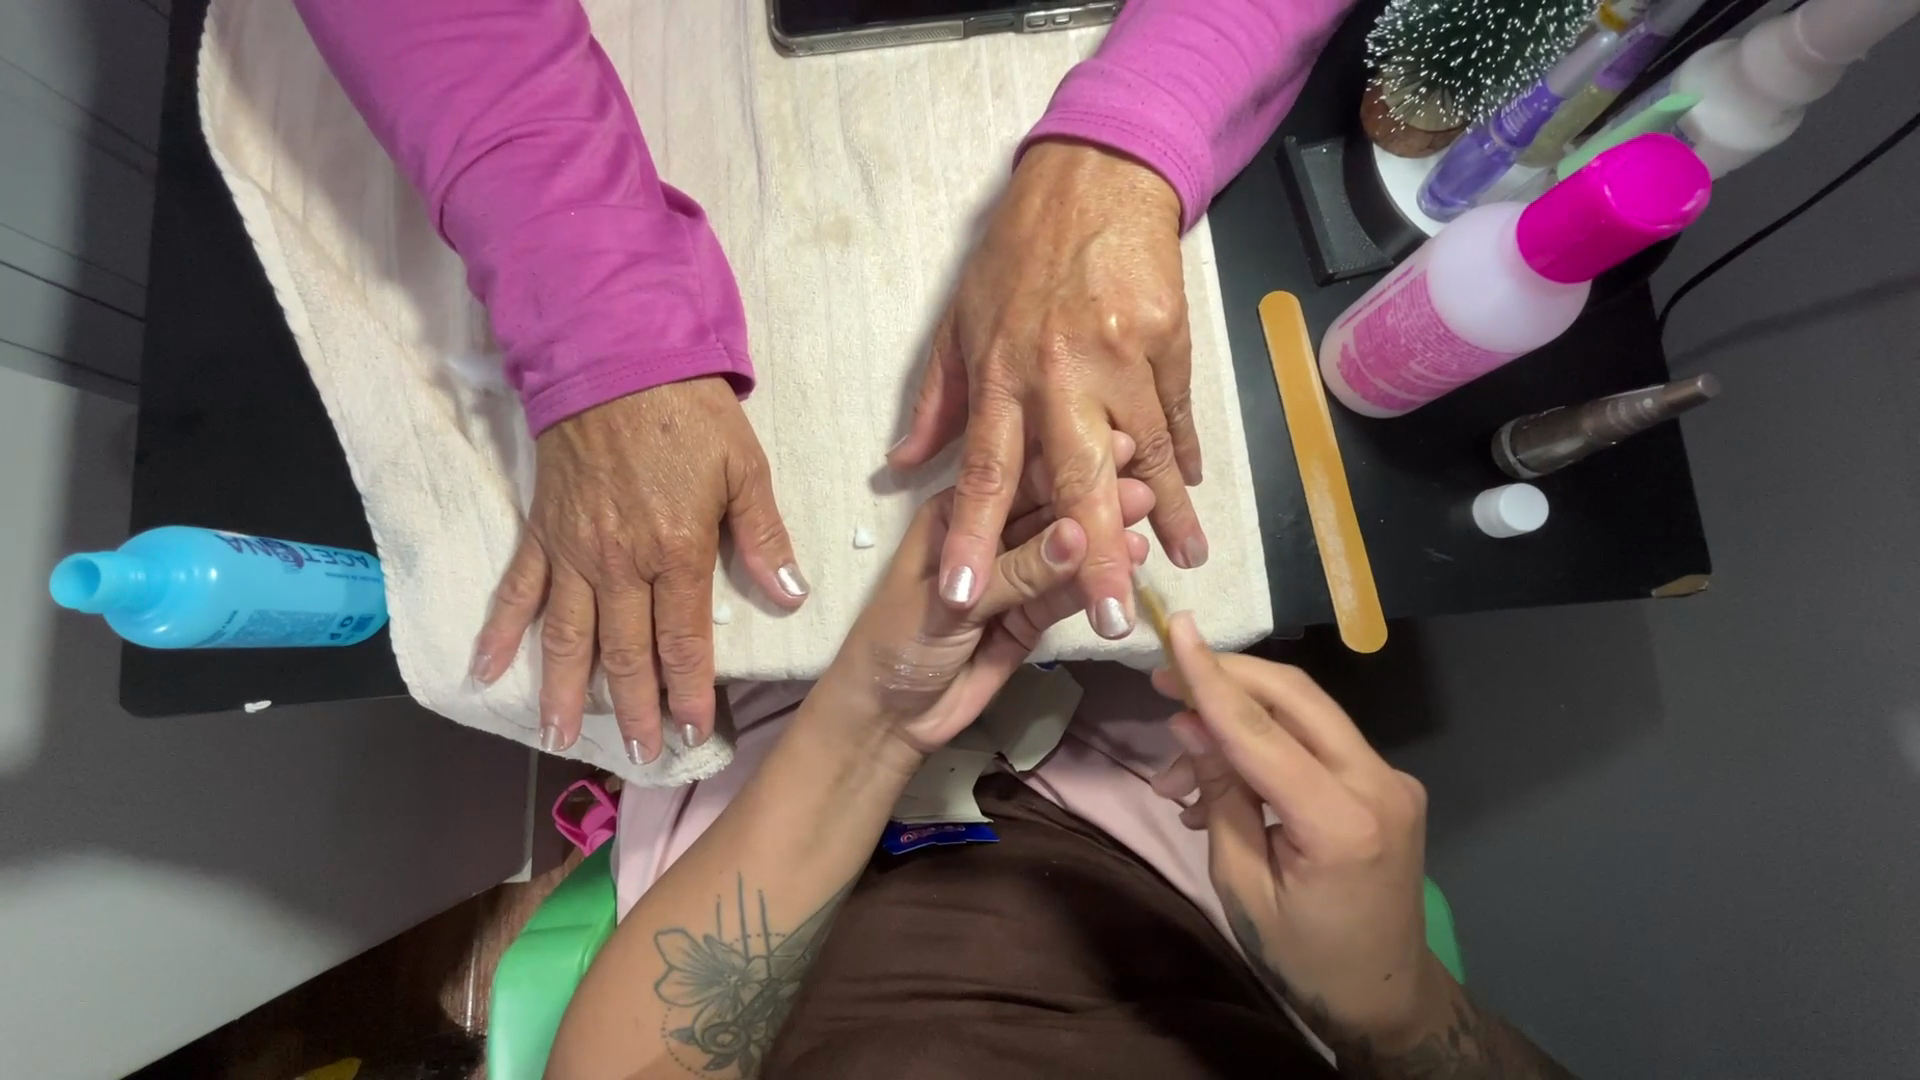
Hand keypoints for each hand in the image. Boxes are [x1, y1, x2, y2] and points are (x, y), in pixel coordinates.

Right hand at [469, 378, 807, 763]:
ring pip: (569, 637)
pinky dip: (500, 631)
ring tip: (562, 737)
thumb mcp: (746, 472)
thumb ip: (764, 539)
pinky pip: (517, 589)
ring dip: (566, 691)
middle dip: (636, 709)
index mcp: (677, 552)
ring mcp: (573, 551)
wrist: (617, 358)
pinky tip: (485, 670)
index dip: (690, 690)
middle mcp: (620, 564)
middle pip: (627, 653)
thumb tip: (792, 596)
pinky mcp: (542, 531)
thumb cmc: (691, 416)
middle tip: (641, 754)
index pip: (684, 640)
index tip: (694, 730)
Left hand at [817, 432, 1154, 757]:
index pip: (1012, 483)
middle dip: (1091, 501)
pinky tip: (1129, 565)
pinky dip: (1093, 584)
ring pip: (1062, 555)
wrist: (888, 717)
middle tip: (1143, 486)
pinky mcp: (1030, 618)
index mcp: (956, 515)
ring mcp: (1012, 578)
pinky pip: (1064, 595)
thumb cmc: (898, 641)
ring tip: (1148, 522)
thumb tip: (1081, 535)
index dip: (1060, 467)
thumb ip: (1017, 572)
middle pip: (1046, 515)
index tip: (1109, 448)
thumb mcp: (953, 601)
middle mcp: (988, 538)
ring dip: (1101, 542)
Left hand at [889, 139, 1204, 642]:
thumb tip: (902, 463)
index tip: (965, 599)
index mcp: (1000, 376)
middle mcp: (1060, 376)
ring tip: (1184, 562)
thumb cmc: (1015, 255)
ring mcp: (1120, 359)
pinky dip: (1184, 456)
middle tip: (1110, 619)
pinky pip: (1176, 413)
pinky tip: (1194, 494)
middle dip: (1095, 555)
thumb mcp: (958, 321)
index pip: (983, 474)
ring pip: (1145, 452)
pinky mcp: (1168, 342)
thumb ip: (934, 399)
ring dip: (1164, 513)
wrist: (1094, 176)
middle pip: (1077, 479)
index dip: (974, 540)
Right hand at [1147, 613, 1442, 1047]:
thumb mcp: (1243, 884)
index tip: (1176, 630)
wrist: (1385, 999)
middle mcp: (1378, 785)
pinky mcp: (1382, 782)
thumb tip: (1188, 724)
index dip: (1210, 678)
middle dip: (1226, 676)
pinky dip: (1262, 743)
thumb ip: (1220, 794)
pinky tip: (1218, 779)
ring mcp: (1388, 779)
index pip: (1260, 731)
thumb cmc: (1305, 957)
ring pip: (1302, 711)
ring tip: (1178, 771)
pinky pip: (1312, 740)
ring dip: (1236, 719)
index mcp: (1342, 823)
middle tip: (1164, 676)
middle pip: (1294, 697)